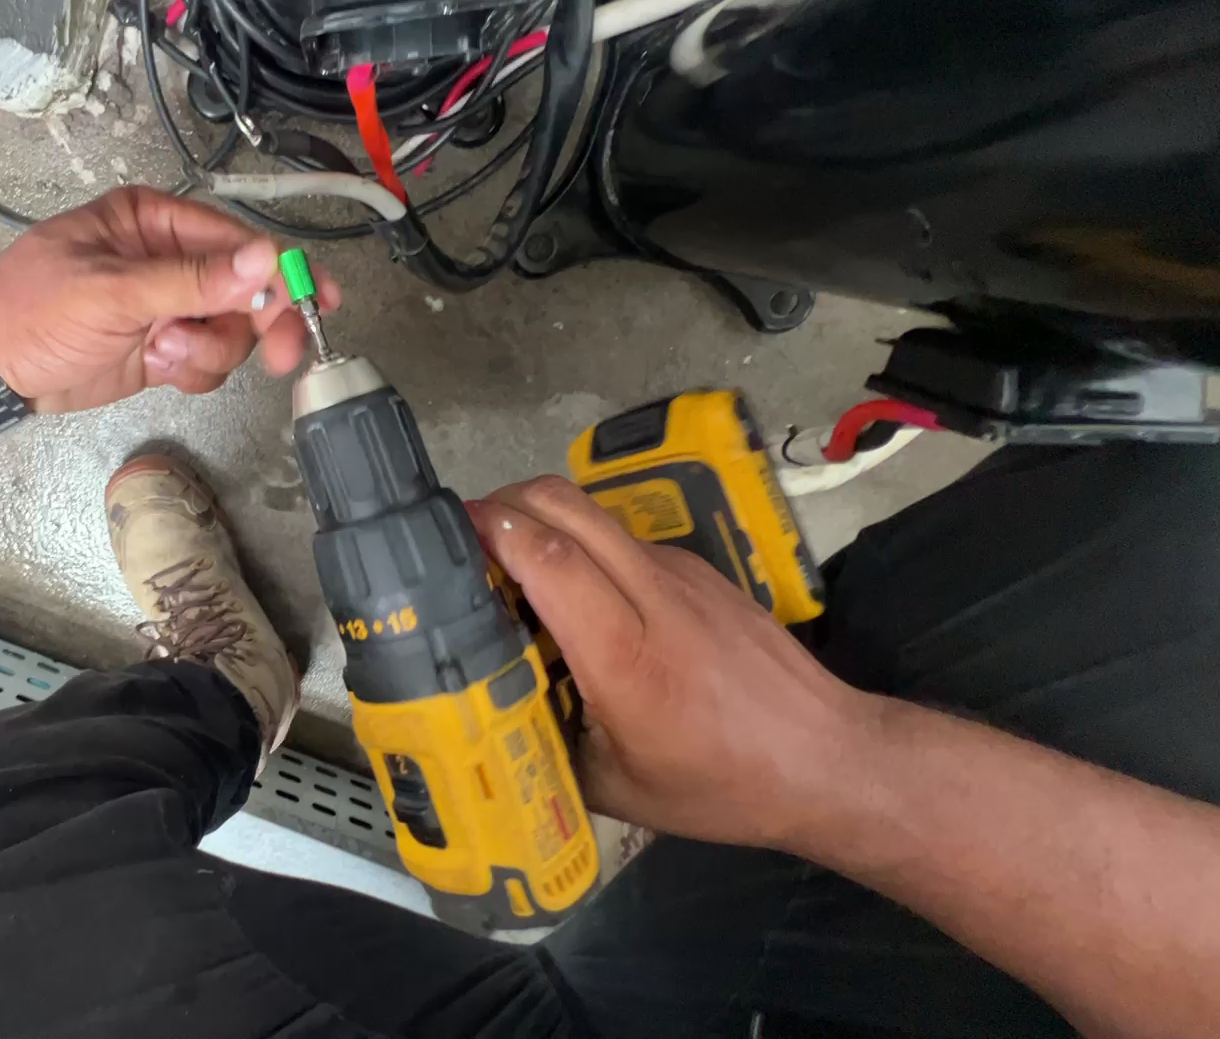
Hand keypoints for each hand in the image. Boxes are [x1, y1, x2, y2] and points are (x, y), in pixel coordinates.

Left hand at [0, 186, 340, 413]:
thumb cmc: (35, 310)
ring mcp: (170, 307)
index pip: (236, 242)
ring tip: (162, 355)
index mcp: (155, 223)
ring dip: (209, 352)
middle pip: (247, 290)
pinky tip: (158, 369)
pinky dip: (195, 372)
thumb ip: (191, 280)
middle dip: (257, 325)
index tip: (315, 303)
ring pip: (232, 332)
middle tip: (283, 358)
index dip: (281, 272)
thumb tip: (266, 259)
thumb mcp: (111, 292)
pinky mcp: (166, 347)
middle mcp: (170, 260)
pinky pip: (209, 362)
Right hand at [466, 477, 877, 848]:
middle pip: (565, 506)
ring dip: (537, 515)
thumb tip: (486, 704)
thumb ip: (542, 735)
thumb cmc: (718, 783)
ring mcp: (678, 572)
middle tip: (465, 530)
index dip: (495, 530)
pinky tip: (569, 586)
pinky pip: (617, 536)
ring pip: (590, 511)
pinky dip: (574, 540)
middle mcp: (652, 596)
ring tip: (506, 554)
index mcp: (625, 656)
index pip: (551, 560)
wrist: (833, 760)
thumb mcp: (609, 784)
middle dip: (504, 500)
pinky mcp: (695, 566)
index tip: (450, 531)